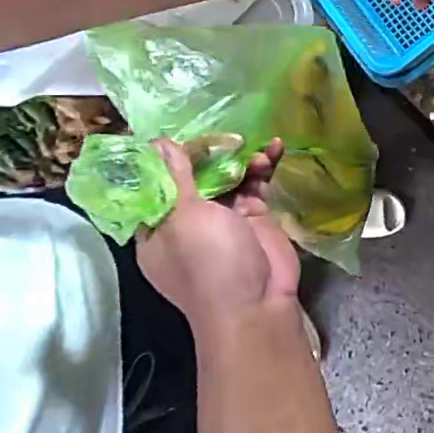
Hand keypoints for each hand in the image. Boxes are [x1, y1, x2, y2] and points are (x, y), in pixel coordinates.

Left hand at [137, 137, 300, 330]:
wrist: (256, 301)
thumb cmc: (210, 262)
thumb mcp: (185, 217)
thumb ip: (177, 177)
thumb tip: (158, 142)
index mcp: (158, 226)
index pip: (157, 182)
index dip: (169, 156)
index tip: (181, 131)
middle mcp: (187, 221)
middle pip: (195, 176)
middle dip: (212, 153)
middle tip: (228, 134)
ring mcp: (222, 220)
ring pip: (228, 178)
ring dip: (242, 160)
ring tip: (259, 151)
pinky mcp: (254, 218)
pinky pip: (255, 185)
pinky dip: (264, 168)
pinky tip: (276, 149)